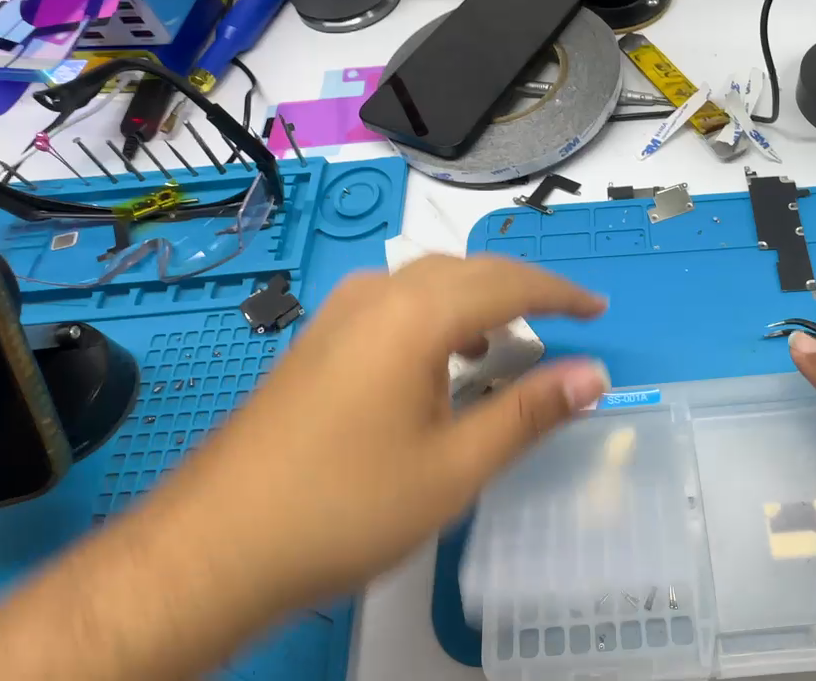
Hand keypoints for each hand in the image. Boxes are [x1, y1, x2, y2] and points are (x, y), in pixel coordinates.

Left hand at [155, 255, 609, 606]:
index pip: (509, 284)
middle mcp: (378, 293)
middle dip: (522, 291)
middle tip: (565, 322)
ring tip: (506, 343)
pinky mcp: (318, 336)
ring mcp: (340, 311)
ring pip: (428, 280)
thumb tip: (593, 376)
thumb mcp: (454, 467)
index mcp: (417, 314)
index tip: (599, 311)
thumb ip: (529, 413)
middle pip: (469, 271)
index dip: (561, 295)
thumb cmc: (347, 506)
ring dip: (477, 300)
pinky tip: (438, 359)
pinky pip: (395, 300)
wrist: (216, 543)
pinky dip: (436, 313)